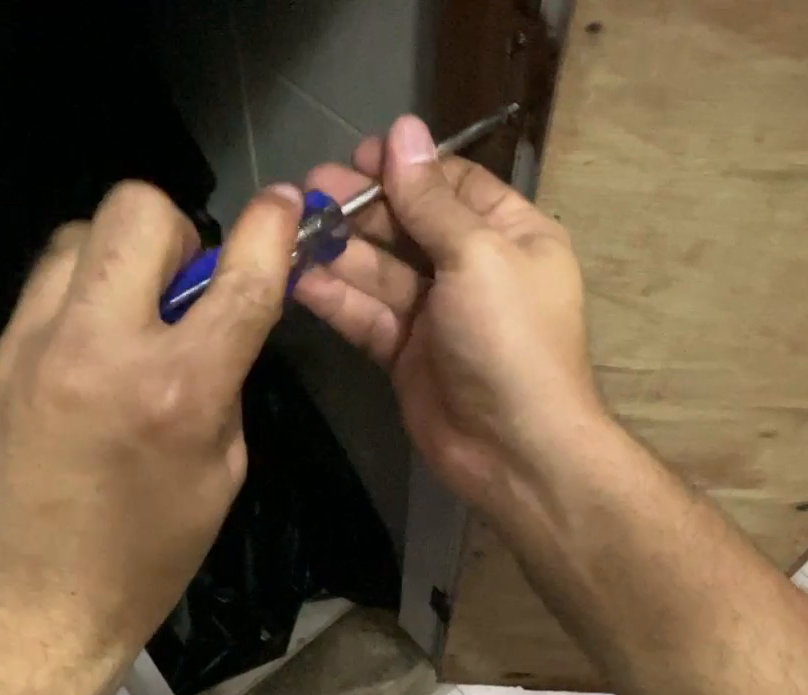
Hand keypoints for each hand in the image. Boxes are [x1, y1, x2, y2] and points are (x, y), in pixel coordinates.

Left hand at [0, 180, 303, 671]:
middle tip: (183, 287)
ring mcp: (37, 346)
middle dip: (179, 232)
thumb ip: (225, 384)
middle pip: (138, 210)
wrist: (44, 598)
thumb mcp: (224, 471)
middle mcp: (104, 350)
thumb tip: (215, 327)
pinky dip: (83, 294)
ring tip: (131, 317)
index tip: (285, 208)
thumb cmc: (154, 552)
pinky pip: (48, 283)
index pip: (238, 281)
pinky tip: (92, 348)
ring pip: (81, 233)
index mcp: (180, 393)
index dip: (271, 231)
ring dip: (122, 259)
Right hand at [293, 115, 606, 514]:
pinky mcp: (406, 355)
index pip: (453, 186)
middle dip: (363, 208)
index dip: (407, 168)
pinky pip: (368, 316)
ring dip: (340, 250)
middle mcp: (473, 270)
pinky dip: (336, 300)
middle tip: (309, 190)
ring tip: (292, 226)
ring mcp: (437, 316)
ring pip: (381, 271)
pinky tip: (298, 280)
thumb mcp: (479, 257)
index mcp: (511, 236)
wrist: (515, 450)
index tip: (358, 157)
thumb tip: (403, 131)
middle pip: (409, 226)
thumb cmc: (510, 341)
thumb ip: (432, 201)